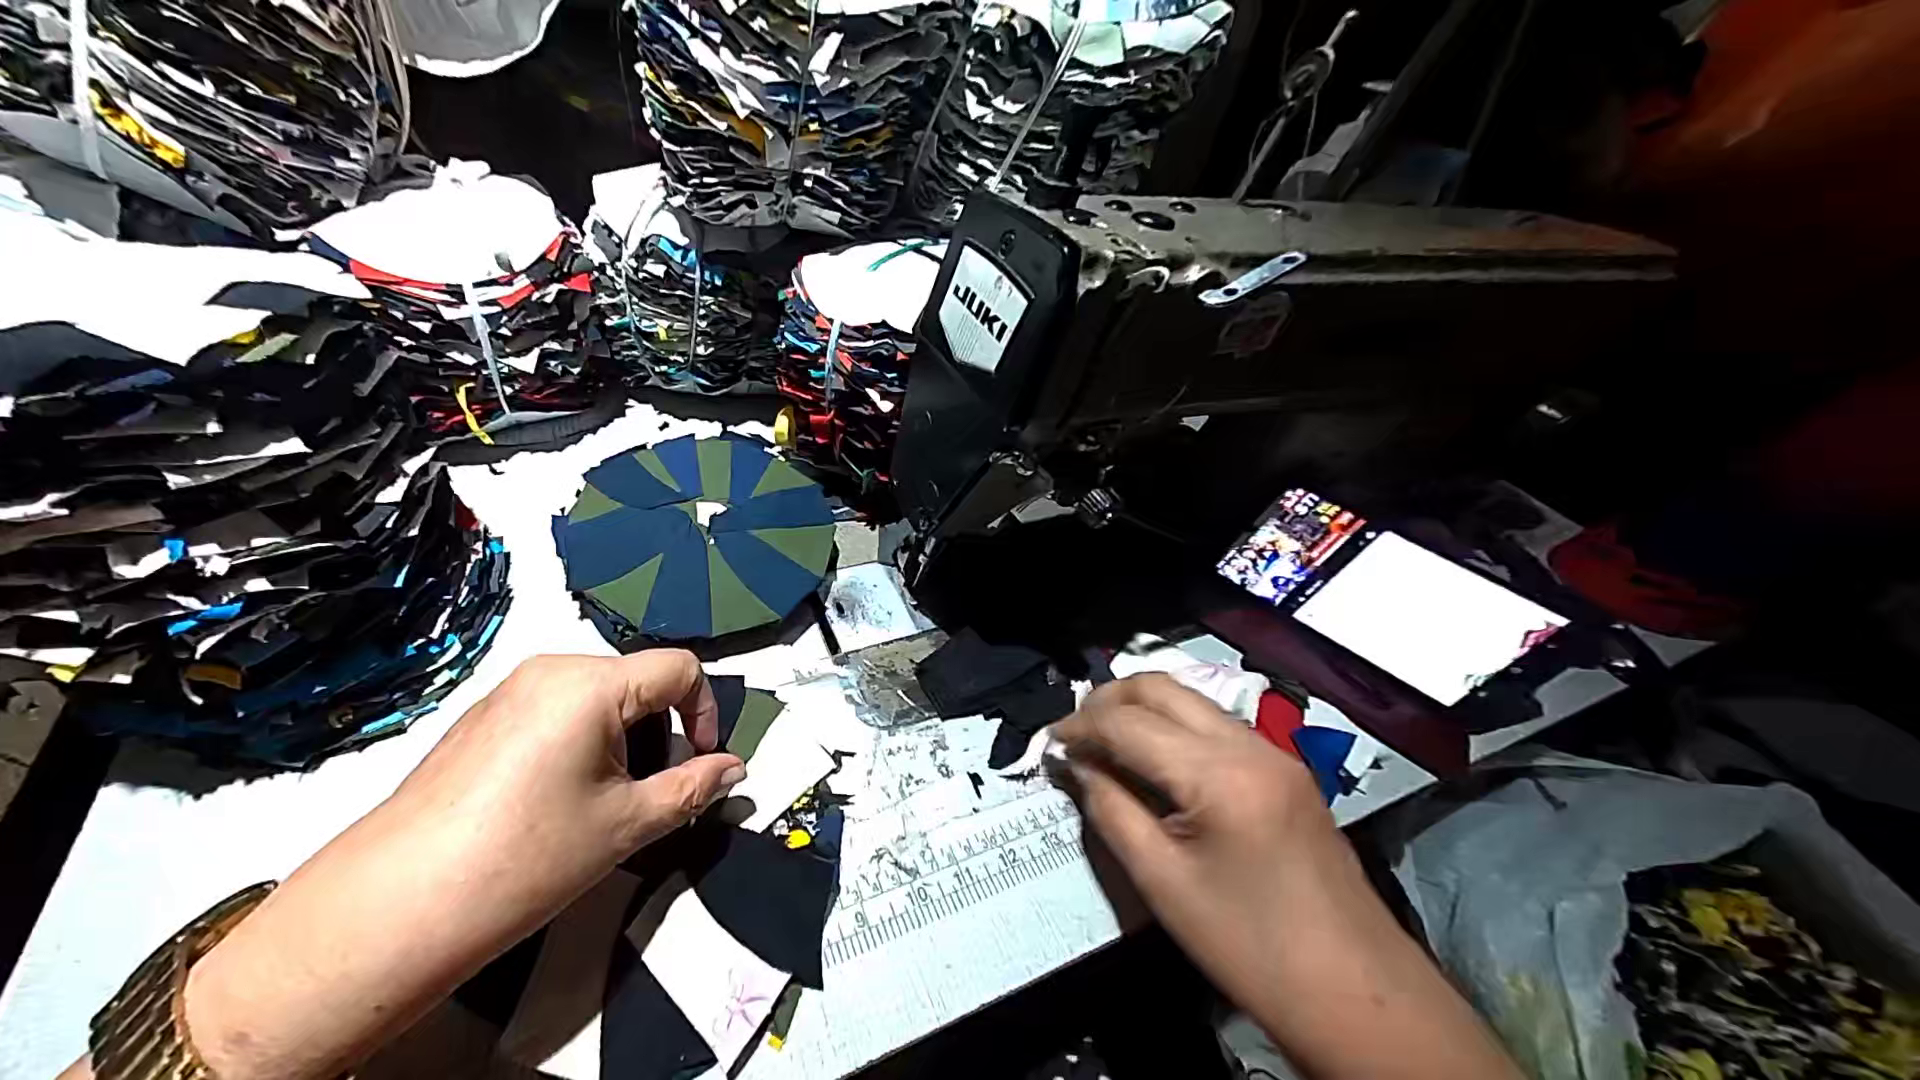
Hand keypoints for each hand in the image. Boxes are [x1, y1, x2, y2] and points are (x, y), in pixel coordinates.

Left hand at [177, 651, 743, 1079]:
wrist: (387, 911)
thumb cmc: (523, 859)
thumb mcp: (628, 824)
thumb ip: (694, 787)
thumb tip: (734, 769)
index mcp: (590, 684)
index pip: (680, 668)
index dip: (706, 710)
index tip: (701, 759)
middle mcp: (549, 671)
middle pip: (638, 679)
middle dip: (662, 727)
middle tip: (653, 787)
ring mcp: (508, 691)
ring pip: (599, 694)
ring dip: (625, 733)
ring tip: (607, 796)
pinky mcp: (482, 717)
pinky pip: (557, 707)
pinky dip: (583, 738)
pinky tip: (559, 795)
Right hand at [1052, 674, 1344, 1008]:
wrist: (1360, 996)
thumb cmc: (1252, 949)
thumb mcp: (1163, 883)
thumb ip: (1111, 810)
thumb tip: (1079, 765)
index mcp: (1220, 775)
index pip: (1130, 723)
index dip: (1081, 725)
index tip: (1051, 741)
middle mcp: (1251, 746)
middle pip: (1162, 688)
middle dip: (1108, 700)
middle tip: (1074, 731)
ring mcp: (1274, 753)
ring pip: (1189, 699)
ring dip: (1141, 709)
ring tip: (1104, 742)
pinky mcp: (1285, 770)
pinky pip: (1214, 725)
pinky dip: (1172, 727)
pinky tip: (1151, 758)